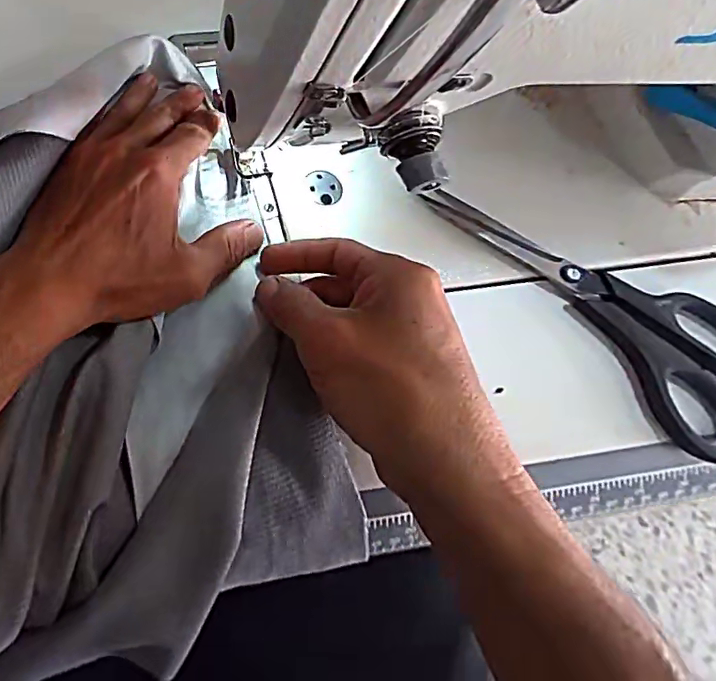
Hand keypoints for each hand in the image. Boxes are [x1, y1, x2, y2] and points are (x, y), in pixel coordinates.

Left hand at [3, 73, 263, 338]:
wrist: (49, 279)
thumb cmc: (109, 278)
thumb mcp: (183, 274)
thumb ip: (222, 250)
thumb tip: (248, 233)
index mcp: (158, 174)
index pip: (190, 136)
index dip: (206, 125)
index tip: (212, 120)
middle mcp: (126, 153)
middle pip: (160, 115)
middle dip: (181, 102)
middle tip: (192, 93)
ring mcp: (95, 153)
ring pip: (125, 110)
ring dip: (143, 94)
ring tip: (151, 81)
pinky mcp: (70, 162)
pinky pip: (94, 122)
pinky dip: (107, 107)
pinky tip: (109, 108)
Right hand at [254, 238, 520, 501]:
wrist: (447, 465)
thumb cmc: (407, 400)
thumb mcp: (325, 338)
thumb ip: (290, 304)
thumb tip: (273, 289)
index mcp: (401, 278)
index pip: (336, 249)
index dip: (294, 254)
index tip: (269, 262)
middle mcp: (414, 302)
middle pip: (342, 282)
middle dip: (303, 296)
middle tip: (273, 306)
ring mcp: (415, 336)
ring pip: (351, 316)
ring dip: (318, 327)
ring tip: (294, 342)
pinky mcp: (410, 368)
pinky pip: (362, 345)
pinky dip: (336, 350)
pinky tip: (321, 370)